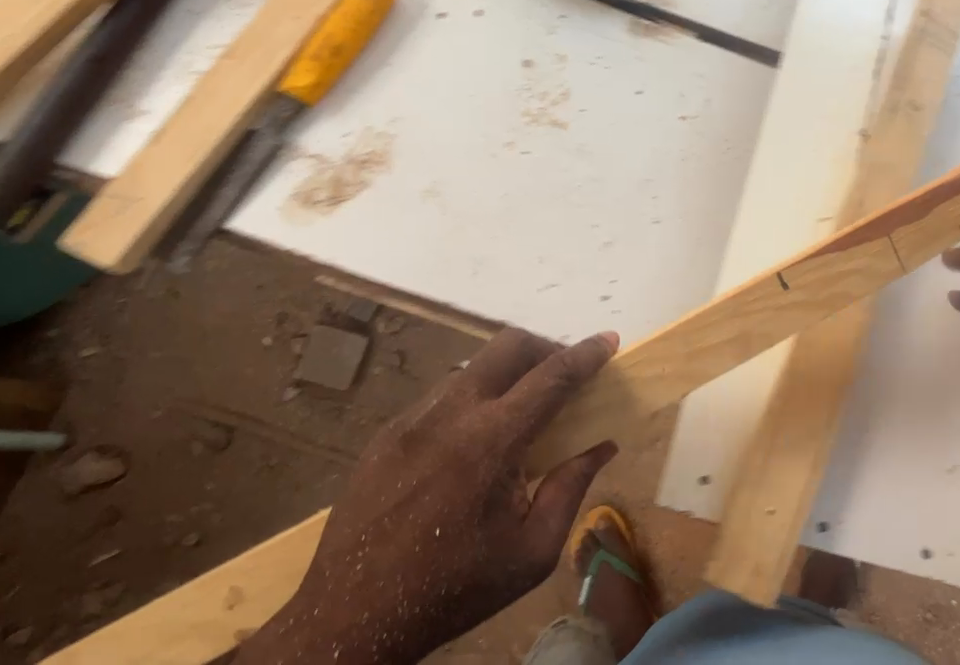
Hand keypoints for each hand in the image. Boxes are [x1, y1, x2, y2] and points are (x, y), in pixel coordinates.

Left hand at [240, 328, 619, 664]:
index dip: (585, 354)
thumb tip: (602, 445)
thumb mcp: (531, 553)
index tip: (609, 341)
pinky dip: (472, 402)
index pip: (551, 377)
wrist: (350, 617)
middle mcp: (450, 415)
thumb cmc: (453, 589)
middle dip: (547, 348)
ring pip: (473, 368)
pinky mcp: (387, 434)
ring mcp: (412, 420)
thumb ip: (570, 489)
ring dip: (508, 376)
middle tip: (565, 377)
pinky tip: (472, 445)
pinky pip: (441, 397)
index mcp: (491, 443)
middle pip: (509, 346)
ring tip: (519, 416)